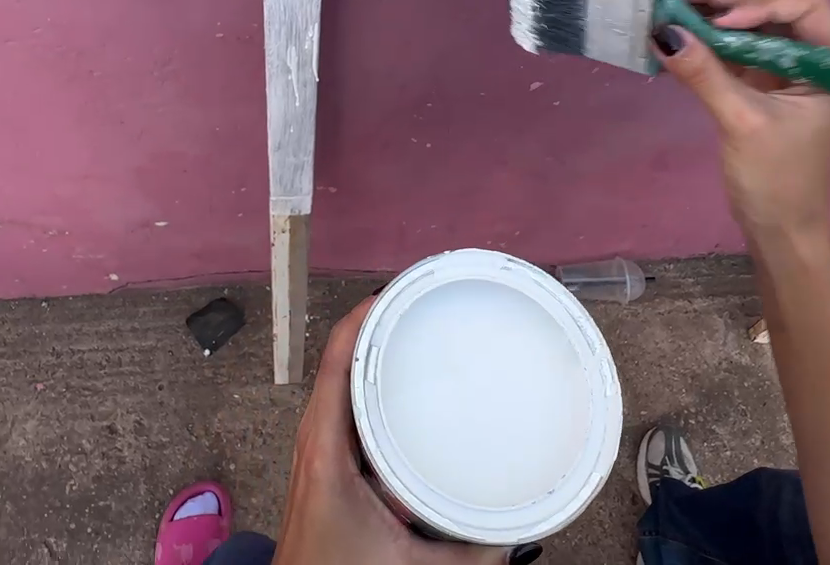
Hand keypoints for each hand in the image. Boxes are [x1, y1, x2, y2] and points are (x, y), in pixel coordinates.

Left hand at [276, 299, 508, 564]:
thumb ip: (467, 556)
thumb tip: (512, 536)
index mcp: (326, 445)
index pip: (338, 358)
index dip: (362, 317)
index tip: (396, 291)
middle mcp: (316, 433)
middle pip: (341, 357)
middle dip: (376, 325)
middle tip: (416, 303)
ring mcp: (317, 442)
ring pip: (341, 377)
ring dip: (371, 349)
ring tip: (408, 327)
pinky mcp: (324, 456)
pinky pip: (344, 400)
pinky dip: (367, 379)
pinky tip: (396, 382)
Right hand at [650, 0, 829, 243]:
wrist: (778, 227)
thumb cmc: (778, 179)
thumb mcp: (742, 123)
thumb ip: (705, 75)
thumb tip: (663, 32)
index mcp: (829, 62)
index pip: (804, 3)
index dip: (763, 2)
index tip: (722, 23)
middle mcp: (806, 56)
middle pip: (768, 6)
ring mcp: (778, 69)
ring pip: (745, 24)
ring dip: (708, 13)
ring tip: (666, 3)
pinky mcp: (752, 83)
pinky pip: (728, 49)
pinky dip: (701, 39)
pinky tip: (672, 34)